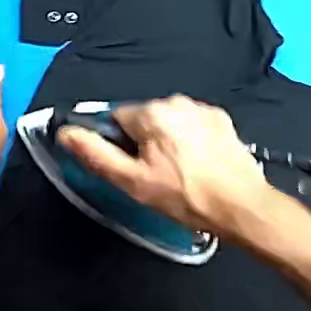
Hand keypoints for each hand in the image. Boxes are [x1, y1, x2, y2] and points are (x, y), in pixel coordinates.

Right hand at [56, 95, 284, 246]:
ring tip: (180, 174)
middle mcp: (178, 102)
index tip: (131, 167)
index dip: (118, 144)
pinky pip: (191, 125)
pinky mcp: (221, 120)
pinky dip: (189, 141)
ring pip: (167, 122)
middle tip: (154, 175)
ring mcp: (202, 109)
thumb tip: (67, 133)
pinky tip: (197, 166)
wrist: (243, 208)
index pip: (115, 118)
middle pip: (142, 119)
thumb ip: (95, 153)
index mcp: (152, 112)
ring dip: (166, 142)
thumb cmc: (186, 197)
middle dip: (142, 143)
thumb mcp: (132, 182)